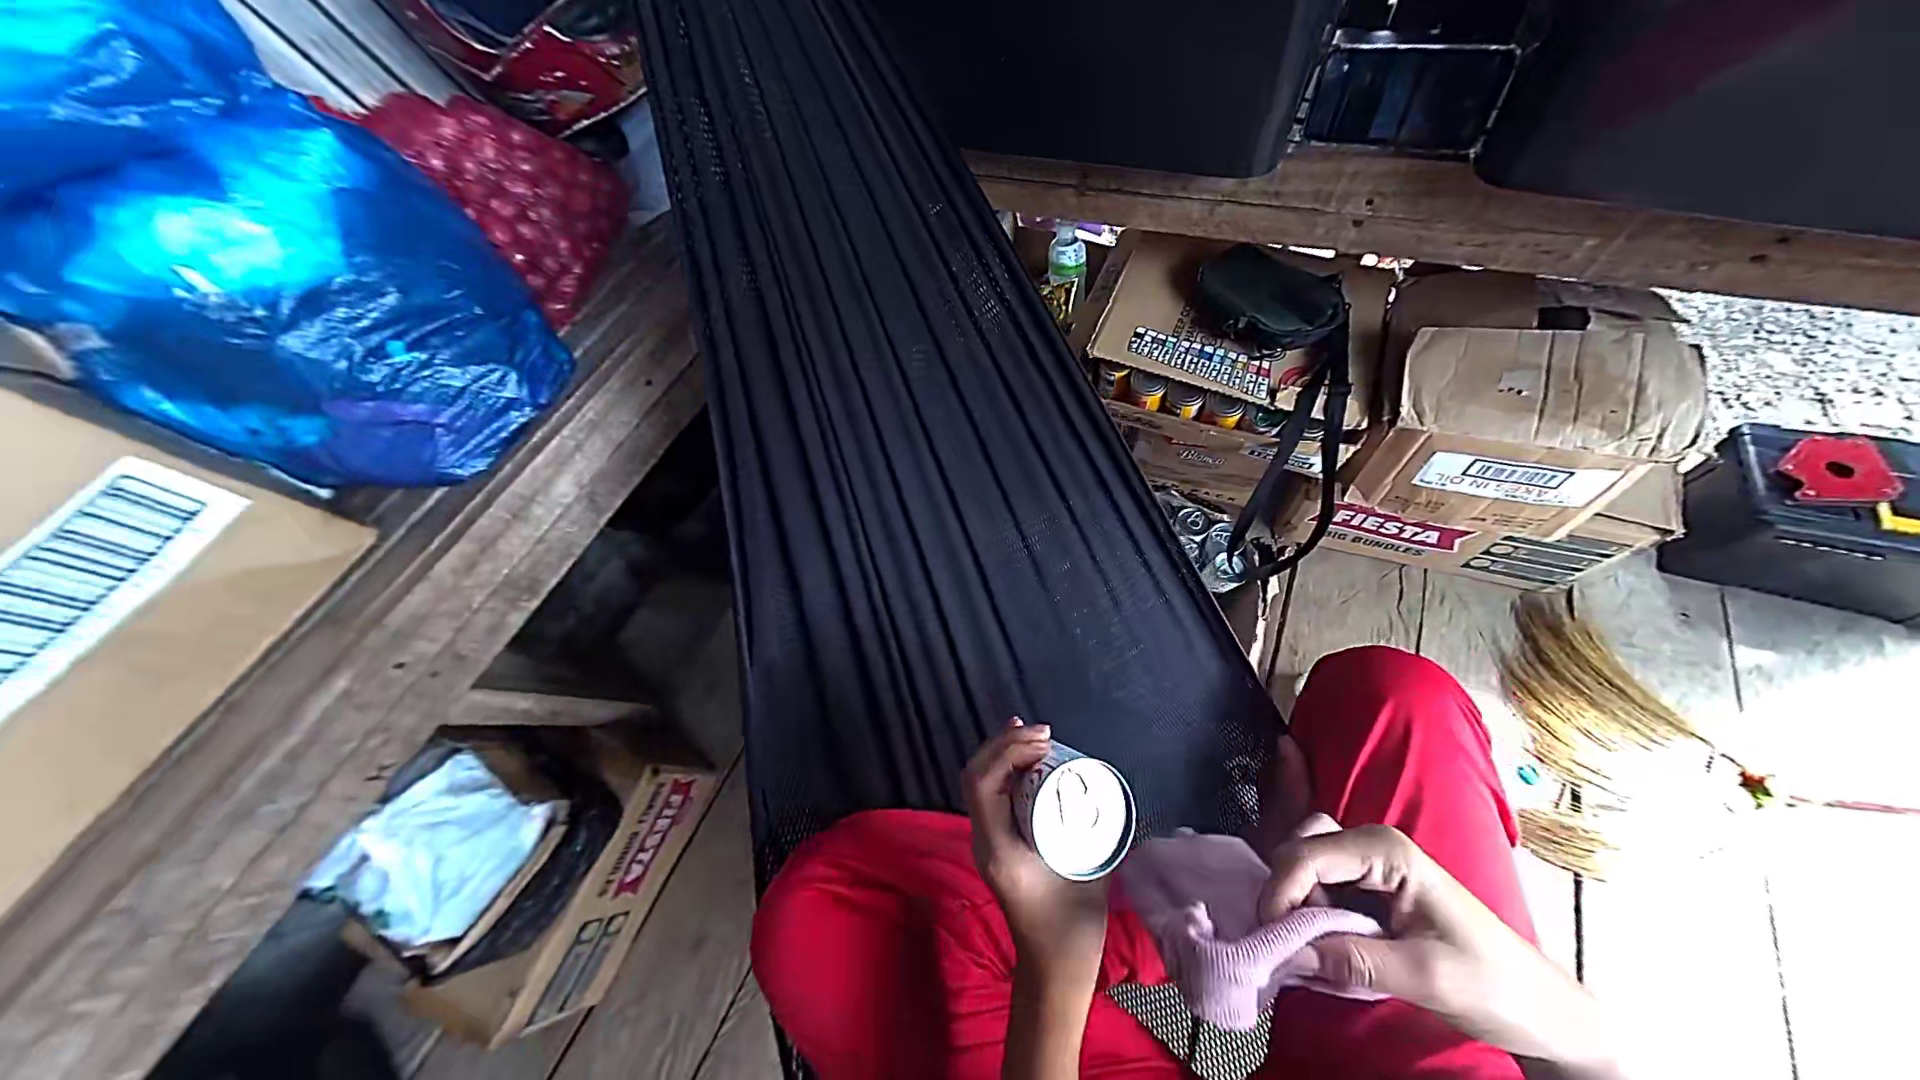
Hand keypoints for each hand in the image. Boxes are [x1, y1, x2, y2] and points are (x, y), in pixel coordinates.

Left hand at [962, 718, 1110, 978]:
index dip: (1008, 750)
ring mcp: (986, 842)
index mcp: (998, 848)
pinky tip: (1026, 759)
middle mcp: (984, 840)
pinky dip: (1005, 770)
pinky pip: (991, 795)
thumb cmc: (1071, 929)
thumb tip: (1098, 784)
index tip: (1044, 741)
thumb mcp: (1088, 874)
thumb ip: (1094, 830)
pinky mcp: (996, 843)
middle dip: (1004, 744)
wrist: (1052, 970)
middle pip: (976, 776)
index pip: (983, 783)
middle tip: (1042, 732)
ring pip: (980, 783)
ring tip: (1032, 734)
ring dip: (1002, 753)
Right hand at [1261, 825, 1622, 1077]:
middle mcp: (1371, 845)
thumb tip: (1288, 951)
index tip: (1270, 935)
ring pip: (1302, 865)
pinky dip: (1309, 913)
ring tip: (1314, 947)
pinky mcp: (1366, 886)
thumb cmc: (1496, 987)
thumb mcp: (1427, 978)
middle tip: (1295, 942)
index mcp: (1387, 851)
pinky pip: (1318, 886)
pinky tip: (1324, 945)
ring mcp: (1367, 863)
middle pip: (1298, 850)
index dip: (1281, 892)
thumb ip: (1354, 961)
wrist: (1541, 1010)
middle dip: (1288, 895)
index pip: (1307, 855)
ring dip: (1297, 904)